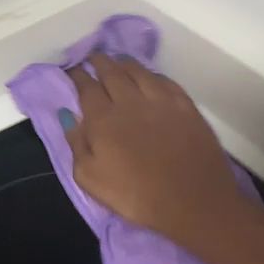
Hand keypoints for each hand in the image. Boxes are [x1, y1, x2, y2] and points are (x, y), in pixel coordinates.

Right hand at [64, 52, 248, 242]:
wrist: (194, 205)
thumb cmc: (134, 195)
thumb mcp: (88, 177)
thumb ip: (76, 143)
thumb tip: (68, 115)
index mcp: (102, 118)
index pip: (86, 86)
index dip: (77, 76)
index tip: (71, 71)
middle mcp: (130, 102)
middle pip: (112, 72)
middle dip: (99, 62)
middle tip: (92, 58)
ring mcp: (162, 103)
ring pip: (140, 72)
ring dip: (125, 63)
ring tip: (118, 61)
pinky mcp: (188, 109)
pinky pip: (168, 82)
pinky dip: (154, 75)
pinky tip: (151, 77)